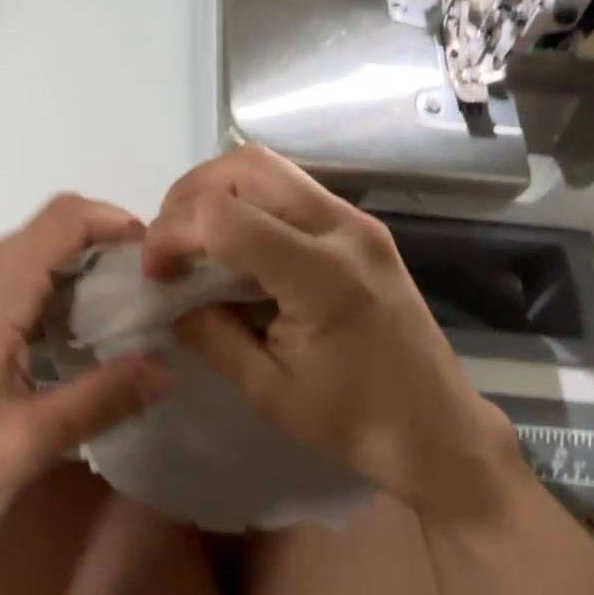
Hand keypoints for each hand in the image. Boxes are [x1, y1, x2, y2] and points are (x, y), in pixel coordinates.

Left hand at [0, 195, 174, 547]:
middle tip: (145, 303)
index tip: (155, 262)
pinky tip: (59, 344)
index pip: (66, 216)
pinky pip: (4, 278)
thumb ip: (103, 397)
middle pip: (50, 232)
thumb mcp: (29, 438)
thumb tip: (166, 368)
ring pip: (28, 256)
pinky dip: (43, 294)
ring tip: (113, 328)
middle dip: (103, 255)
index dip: (117, 222)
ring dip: (74, 278)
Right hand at [143, 145, 518, 514]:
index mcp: (322, 276)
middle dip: (188, 196)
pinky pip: (289, 186)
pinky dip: (245, 199)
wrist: (438, 428)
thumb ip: (209, 333)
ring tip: (195, 239)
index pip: (223, 217)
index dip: (171, 234)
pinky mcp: (360, 225)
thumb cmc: (353, 422)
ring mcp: (356, 221)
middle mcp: (343, 229)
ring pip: (267, 165)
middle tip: (169, 246)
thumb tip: (169, 295)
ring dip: (215, 190)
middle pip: (245, 166)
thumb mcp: (265, 389)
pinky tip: (234, 244)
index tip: (155, 273)